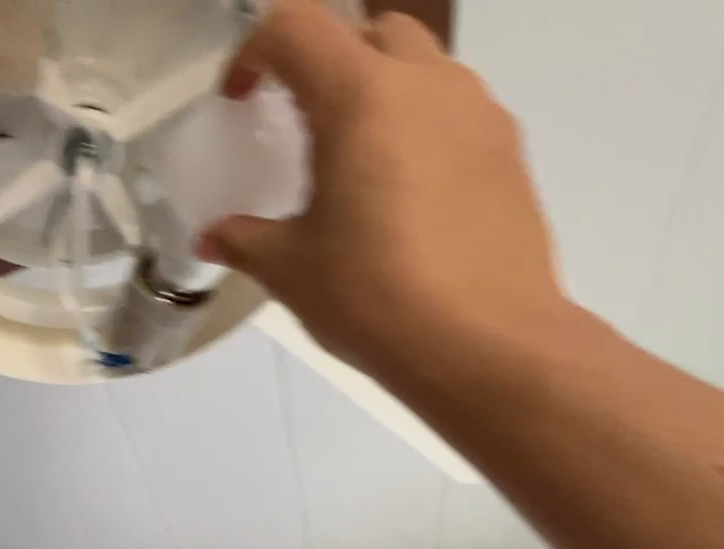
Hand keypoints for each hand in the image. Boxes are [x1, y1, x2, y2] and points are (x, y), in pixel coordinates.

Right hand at [200, 1, 568, 373]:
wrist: (482, 342)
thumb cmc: (371, 296)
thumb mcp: (290, 270)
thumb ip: (244, 241)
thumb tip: (212, 239)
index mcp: (361, 97)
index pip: (296, 26)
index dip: (254, 50)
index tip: (241, 100)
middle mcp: (427, 83)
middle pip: (367, 32)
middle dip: (325, 62)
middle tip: (301, 125)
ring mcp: (479, 112)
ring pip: (421, 68)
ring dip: (379, 94)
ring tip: (355, 166)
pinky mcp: (510, 151)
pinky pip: (455, 114)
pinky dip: (420, 131)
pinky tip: (405, 200)